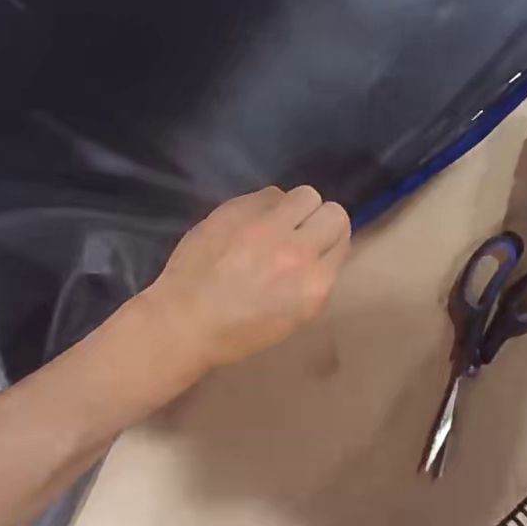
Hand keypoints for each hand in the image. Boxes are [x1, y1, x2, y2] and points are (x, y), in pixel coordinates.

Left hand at [139, 185, 350, 370]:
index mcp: (314, 285)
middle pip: (332, 212)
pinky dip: (266, 206)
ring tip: (276, 224)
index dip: (330, 242)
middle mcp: (297, 250)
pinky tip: (249, 223)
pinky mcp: (237, 210)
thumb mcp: (294, 318)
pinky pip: (268, 194)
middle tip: (300, 233)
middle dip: (321, 221)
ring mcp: (265, 226)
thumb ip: (315, 282)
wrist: (184, 320)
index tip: (317, 248)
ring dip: (296, 208)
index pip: (342, 240)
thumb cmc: (238, 331)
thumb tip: (321, 254)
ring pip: (305, 195)